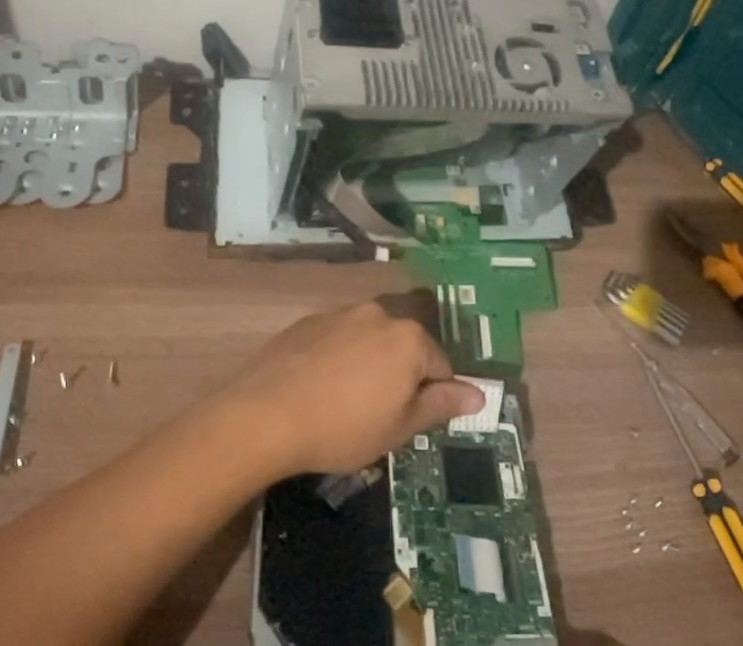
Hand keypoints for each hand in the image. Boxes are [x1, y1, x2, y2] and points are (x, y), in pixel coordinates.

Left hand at [209, 299, 485, 476]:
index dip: (431, 398)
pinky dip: (337, 359)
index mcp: (409, 339)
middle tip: (379, 416)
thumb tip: (479, 393)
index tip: (410, 423)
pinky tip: (319, 388)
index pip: (440, 367)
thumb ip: (441, 405)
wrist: (263, 415)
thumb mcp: (399, 427)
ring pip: (369, 341)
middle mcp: (379, 315)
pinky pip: (337, 340)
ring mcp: (339, 314)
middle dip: (400, 377)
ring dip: (368, 365)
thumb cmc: (342, 428)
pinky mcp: (307, 322)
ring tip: (345, 403)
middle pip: (404, 348)